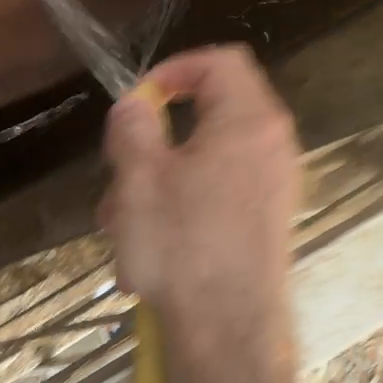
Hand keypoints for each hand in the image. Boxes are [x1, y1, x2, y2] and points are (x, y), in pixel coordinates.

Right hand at [101, 46, 299, 378]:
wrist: (224, 317)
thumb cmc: (178, 244)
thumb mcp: (138, 182)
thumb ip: (133, 134)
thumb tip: (133, 105)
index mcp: (245, 121)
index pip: (217, 64)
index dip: (171, 72)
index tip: (130, 105)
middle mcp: (267, 145)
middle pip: (202, 123)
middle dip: (147, 152)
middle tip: (114, 187)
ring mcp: (268, 186)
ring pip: (198, 169)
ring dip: (151, 193)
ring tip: (123, 233)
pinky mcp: (259, 223)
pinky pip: (209, 202)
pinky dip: (173, 218)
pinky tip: (147, 257)